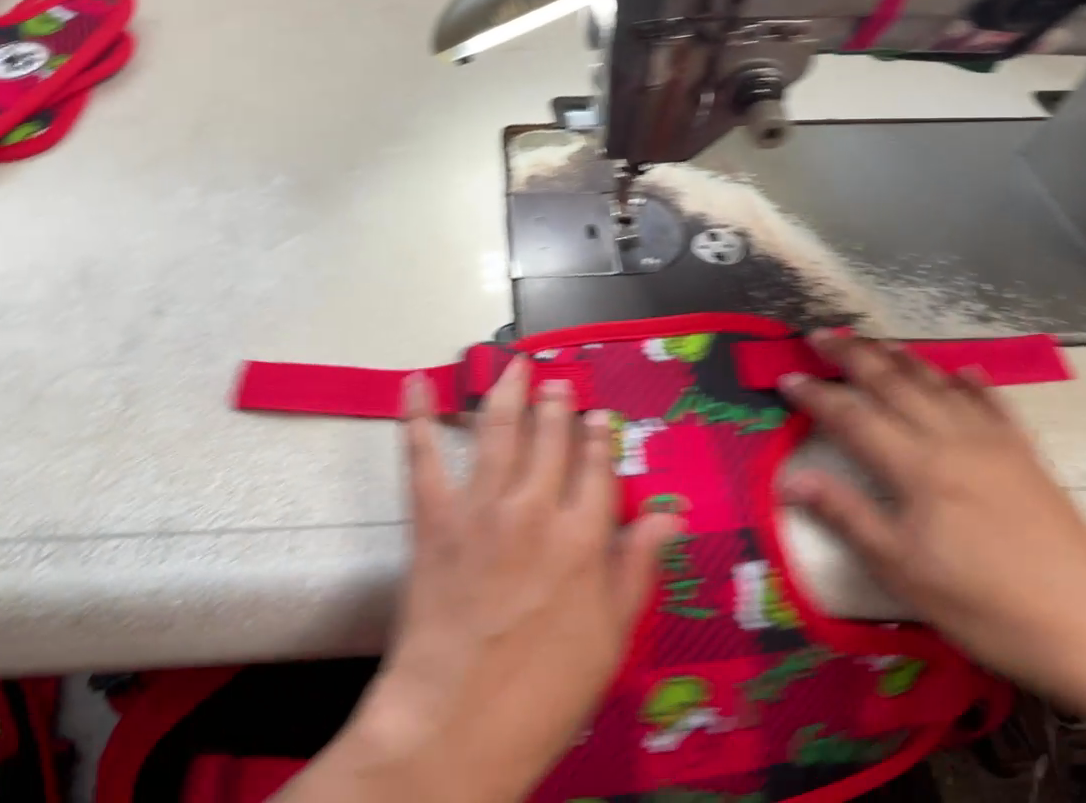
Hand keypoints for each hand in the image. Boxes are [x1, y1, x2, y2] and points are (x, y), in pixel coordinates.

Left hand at [319, 358, 678, 802]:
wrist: (458, 721)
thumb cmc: (545, 692)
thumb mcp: (611, 638)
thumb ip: (636, 568)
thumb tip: (667, 514)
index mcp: (585, 538)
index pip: (599, 469)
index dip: (600, 439)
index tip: (600, 416)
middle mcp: (536, 509)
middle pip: (551, 440)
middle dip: (557, 405)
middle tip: (558, 380)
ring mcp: (481, 509)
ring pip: (499, 432)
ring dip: (509, 393)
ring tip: (516, 365)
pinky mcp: (434, 519)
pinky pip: (424, 456)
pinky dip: (419, 416)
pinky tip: (418, 384)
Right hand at [776, 335, 1085, 709]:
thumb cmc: (985, 605)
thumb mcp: (902, 569)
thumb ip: (846, 516)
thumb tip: (787, 479)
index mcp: (917, 467)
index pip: (853, 416)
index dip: (815, 395)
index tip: (784, 377)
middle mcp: (953, 440)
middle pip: (894, 384)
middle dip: (853, 356)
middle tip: (820, 334)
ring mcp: (996, 444)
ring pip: (940, 385)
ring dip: (902, 359)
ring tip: (874, 341)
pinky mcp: (1028, 458)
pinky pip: (994, 405)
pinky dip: (972, 383)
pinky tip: (962, 371)